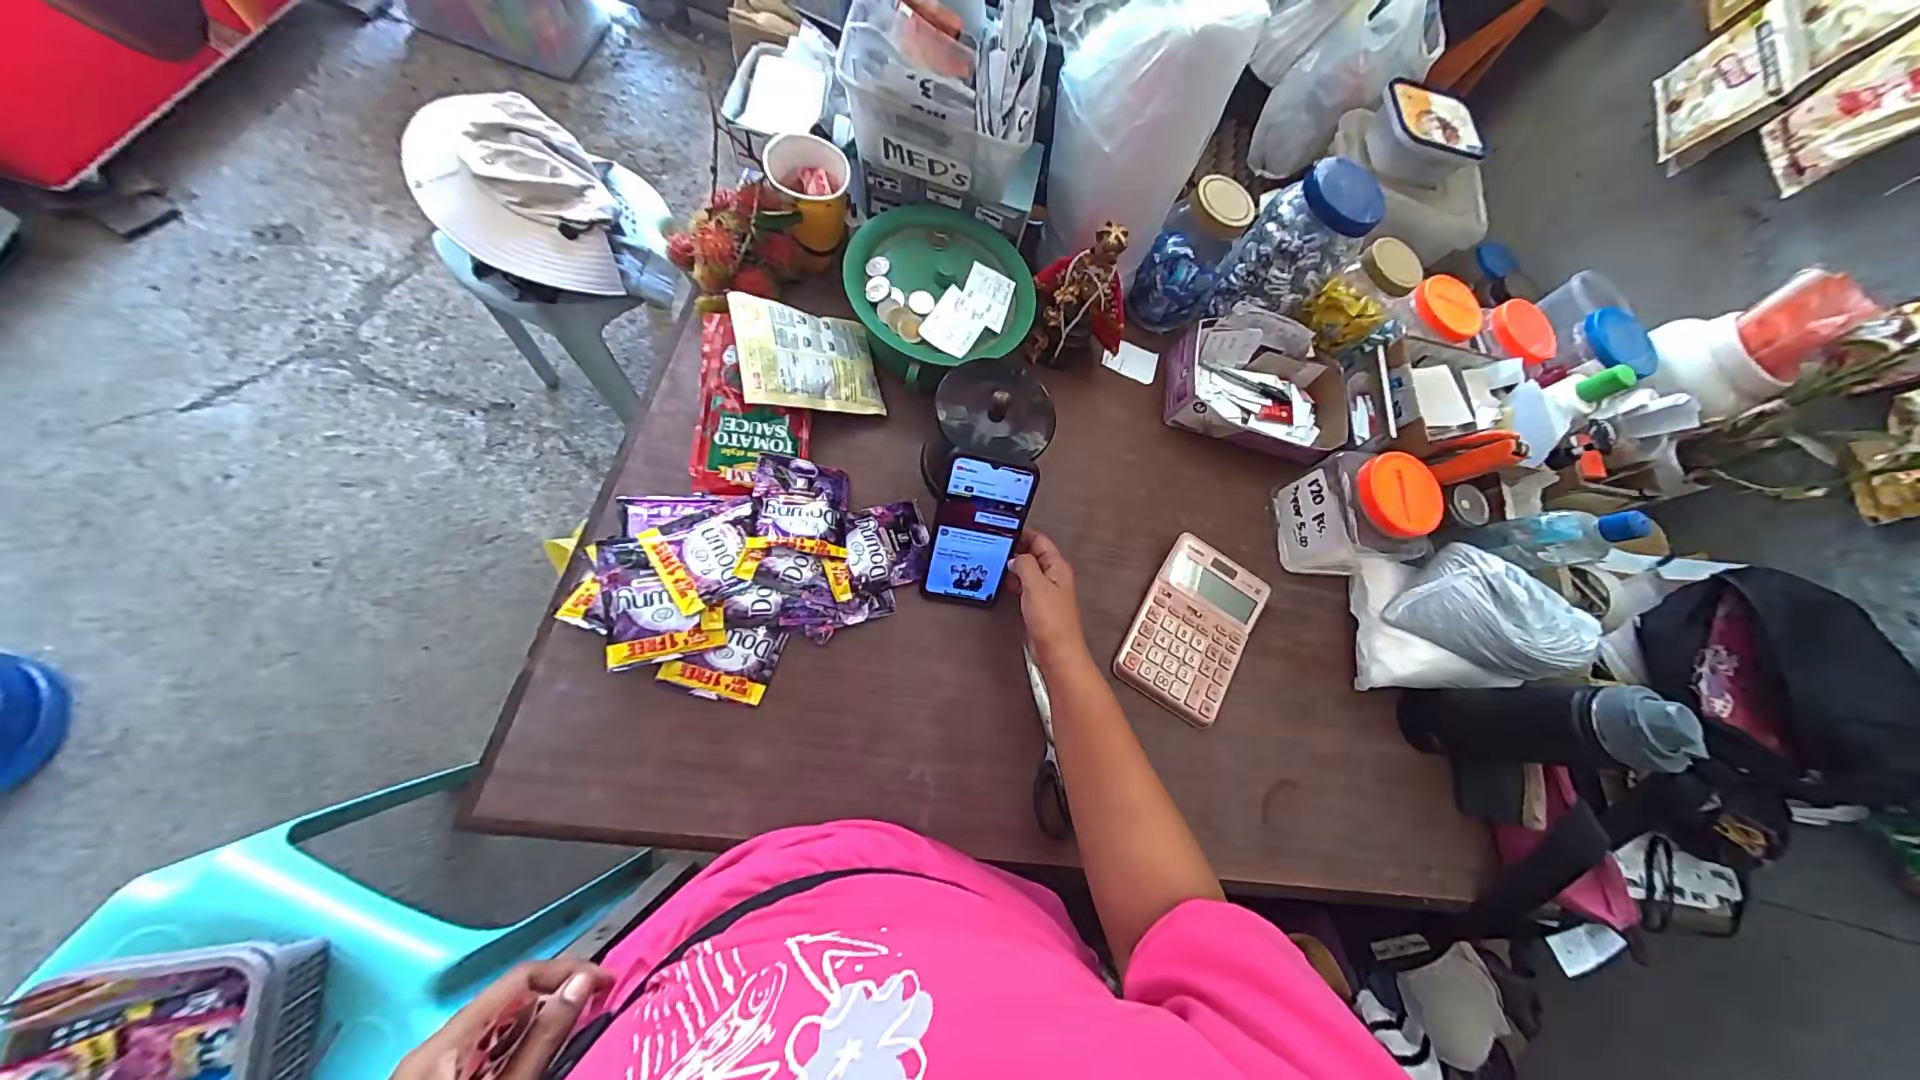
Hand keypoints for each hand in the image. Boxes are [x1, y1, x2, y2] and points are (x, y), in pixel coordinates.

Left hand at [392, 960, 611, 1079]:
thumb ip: (542, 1040)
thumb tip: (581, 984)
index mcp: (444, 1044)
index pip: (519, 979)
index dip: (567, 972)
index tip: (605, 982)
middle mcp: (433, 1050)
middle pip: (506, 1000)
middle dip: (555, 996)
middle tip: (596, 1002)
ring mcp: (429, 1073)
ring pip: (496, 1027)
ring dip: (540, 1021)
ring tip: (575, 1026)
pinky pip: (484, 1054)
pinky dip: (518, 1047)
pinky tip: (538, 1056)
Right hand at [1008, 531, 1086, 663]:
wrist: (1057, 651)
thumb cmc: (1052, 621)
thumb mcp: (1035, 585)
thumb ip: (1025, 565)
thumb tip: (1016, 557)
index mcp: (1057, 568)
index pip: (1040, 541)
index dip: (1024, 534)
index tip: (1007, 531)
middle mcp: (1054, 577)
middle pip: (1034, 555)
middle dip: (1017, 550)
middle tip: (998, 547)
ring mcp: (1047, 592)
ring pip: (1029, 571)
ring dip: (1015, 567)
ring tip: (998, 564)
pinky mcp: (1040, 606)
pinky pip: (1026, 587)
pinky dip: (1015, 583)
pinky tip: (1005, 585)